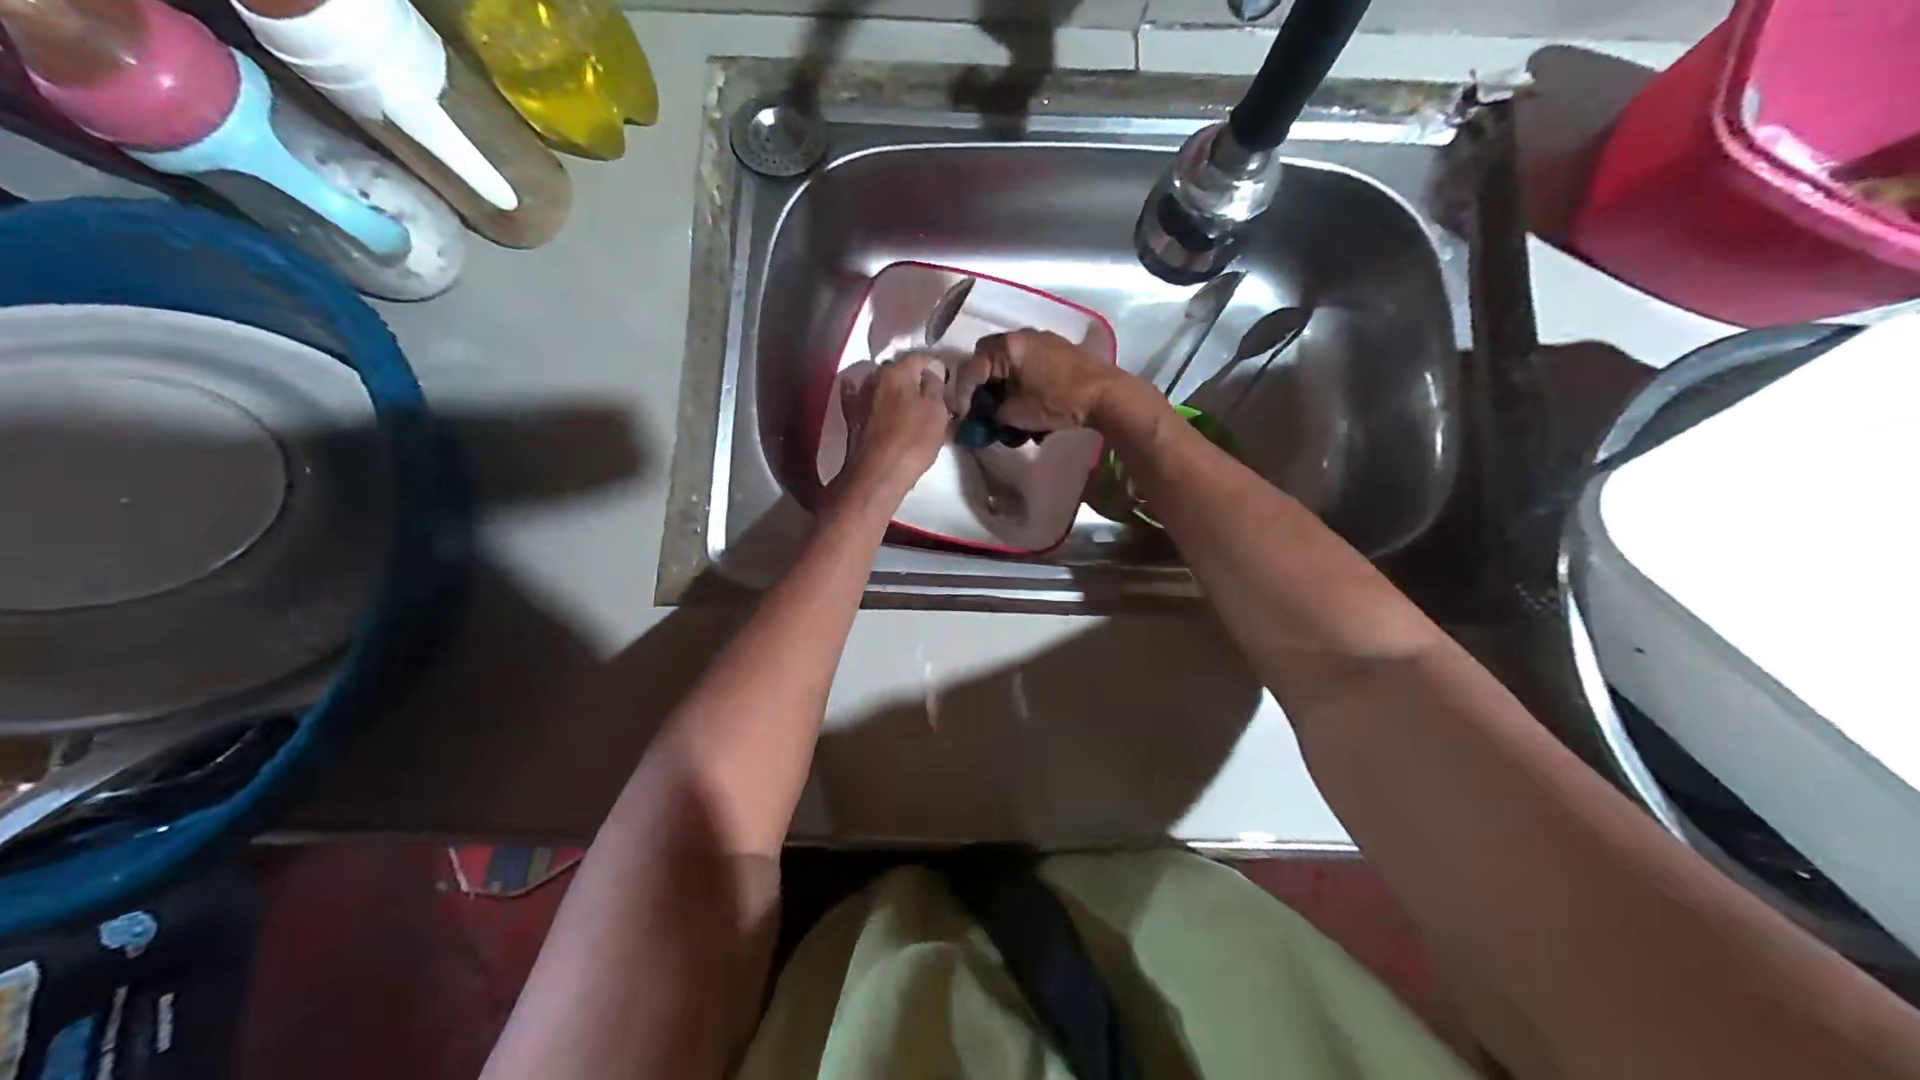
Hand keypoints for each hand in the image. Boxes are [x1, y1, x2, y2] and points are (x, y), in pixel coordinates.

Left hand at [833, 352, 951, 506]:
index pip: (919, 357)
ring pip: (879, 384)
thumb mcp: (937, 411)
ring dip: (890, 389)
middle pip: (897, 370)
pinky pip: (860, 400)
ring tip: (903, 402)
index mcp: (898, 372)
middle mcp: (875, 377)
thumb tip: (931, 371)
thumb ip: (935, 386)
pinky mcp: (850, 417)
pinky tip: (868, 399)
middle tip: (926, 393)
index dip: (933, 366)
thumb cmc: (913, 440)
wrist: (877, 472)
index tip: (943, 378)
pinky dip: (867, 398)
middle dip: (911, 377)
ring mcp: (859, 397)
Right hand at [955, 329, 1140, 431]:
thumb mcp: (1017, 414)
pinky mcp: (1058, 350)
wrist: (1106, 395)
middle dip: (980, 384)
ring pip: (1009, 362)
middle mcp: (1021, 336)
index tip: (962, 417)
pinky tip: (1028, 402)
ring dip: (1003, 384)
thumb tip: (987, 418)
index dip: (962, 396)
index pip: (971, 370)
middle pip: (986, 359)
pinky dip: (1021, 381)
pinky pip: (1028, 364)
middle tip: (980, 407)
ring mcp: (1042, 340)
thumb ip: (994, 414)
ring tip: (1007, 410)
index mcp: (1006, 347)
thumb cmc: (1058, 402)